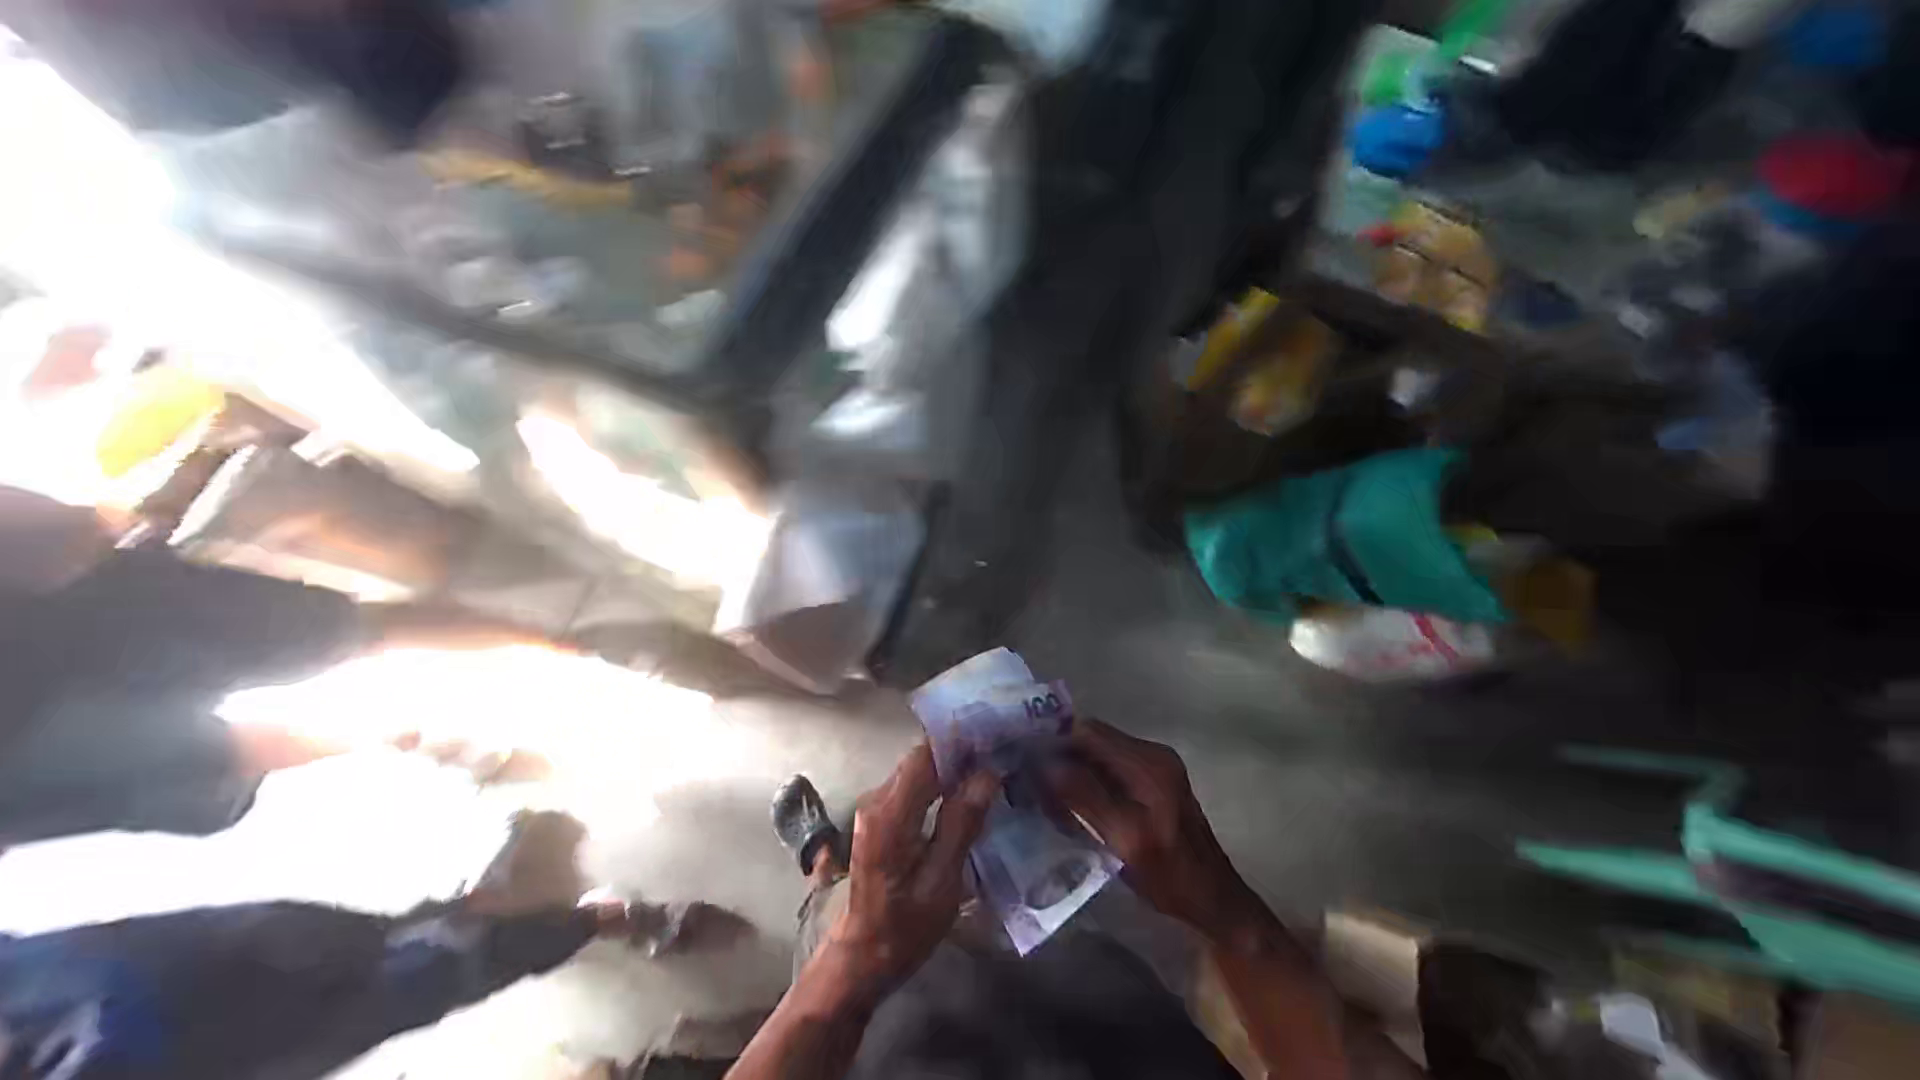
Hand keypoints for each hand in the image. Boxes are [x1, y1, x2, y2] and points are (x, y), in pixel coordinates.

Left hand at [819, 742, 997, 997]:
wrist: (863, 956)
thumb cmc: (905, 927)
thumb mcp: (942, 882)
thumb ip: (962, 825)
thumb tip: (987, 775)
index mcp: (890, 814)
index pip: (924, 755)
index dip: (958, 739)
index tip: (993, 731)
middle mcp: (877, 801)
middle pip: (921, 759)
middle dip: (960, 750)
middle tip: (1001, 748)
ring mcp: (875, 808)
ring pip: (918, 771)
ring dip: (952, 766)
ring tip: (992, 765)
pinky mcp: (880, 818)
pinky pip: (913, 787)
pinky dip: (940, 782)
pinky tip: (967, 790)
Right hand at [1046, 719, 1272, 945]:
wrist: (1214, 901)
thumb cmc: (1171, 876)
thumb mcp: (1124, 839)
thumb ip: (1085, 796)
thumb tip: (1044, 763)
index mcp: (1147, 762)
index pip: (1088, 732)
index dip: (1053, 742)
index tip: (1024, 762)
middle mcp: (1151, 753)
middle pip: (1091, 739)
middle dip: (1059, 756)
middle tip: (1030, 783)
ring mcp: (1154, 767)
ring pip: (1097, 754)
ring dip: (1071, 769)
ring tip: (1046, 797)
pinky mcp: (1152, 782)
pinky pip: (1109, 768)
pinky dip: (1086, 780)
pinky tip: (1072, 805)